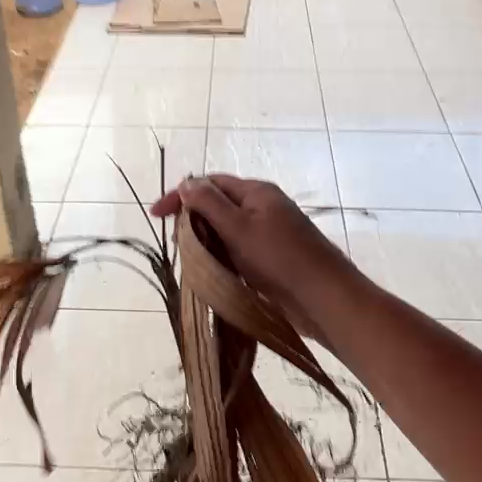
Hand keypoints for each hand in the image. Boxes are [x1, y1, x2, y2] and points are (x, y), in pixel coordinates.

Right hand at [150, 174, 354, 337]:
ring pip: (227, 231)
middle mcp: (263, 207)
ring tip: (192, 262)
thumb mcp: (239, 228)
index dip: (181, 195)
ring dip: (207, 243)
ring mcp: (269, 233)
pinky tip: (214, 273)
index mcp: (256, 192)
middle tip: (177, 246)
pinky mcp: (272, 259)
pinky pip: (239, 251)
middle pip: (218, 205)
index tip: (156, 216)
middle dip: (193, 221)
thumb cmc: (280, 258)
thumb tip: (186, 183)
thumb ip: (210, 204)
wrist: (325, 297)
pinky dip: (223, 258)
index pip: (210, 183)